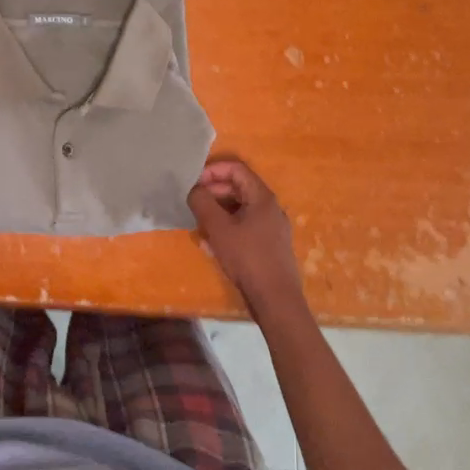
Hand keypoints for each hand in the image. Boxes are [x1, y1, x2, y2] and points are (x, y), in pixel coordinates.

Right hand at [189, 158, 303, 308]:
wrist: (276, 300)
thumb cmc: (247, 257)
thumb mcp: (218, 227)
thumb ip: (202, 202)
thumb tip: (194, 190)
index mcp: (262, 197)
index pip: (236, 169)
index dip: (212, 170)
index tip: (193, 182)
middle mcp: (270, 208)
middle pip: (238, 188)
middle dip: (212, 193)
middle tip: (193, 204)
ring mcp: (272, 228)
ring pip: (239, 209)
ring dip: (217, 212)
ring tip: (199, 225)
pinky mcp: (269, 246)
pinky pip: (244, 227)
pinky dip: (227, 228)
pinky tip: (212, 245)